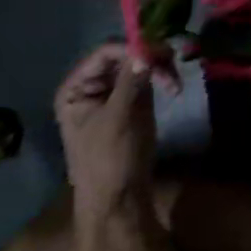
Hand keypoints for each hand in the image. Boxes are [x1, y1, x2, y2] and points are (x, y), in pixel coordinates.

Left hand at [56, 43, 156, 223]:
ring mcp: (112, 91)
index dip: (132, 47)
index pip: (106, 52)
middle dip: (150, 57)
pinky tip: (173, 88)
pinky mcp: (132, 99)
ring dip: (160, 67)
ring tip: (175, 84)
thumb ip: (130, 81)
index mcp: (75, 88)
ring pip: (139, 62)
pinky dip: (162, 77)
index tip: (160, 53)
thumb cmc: (109, 162)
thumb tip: (146, 49)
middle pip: (124, 53)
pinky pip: (148, 76)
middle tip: (173, 63)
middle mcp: (91, 84)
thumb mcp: (118, 120)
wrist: (120, 203)